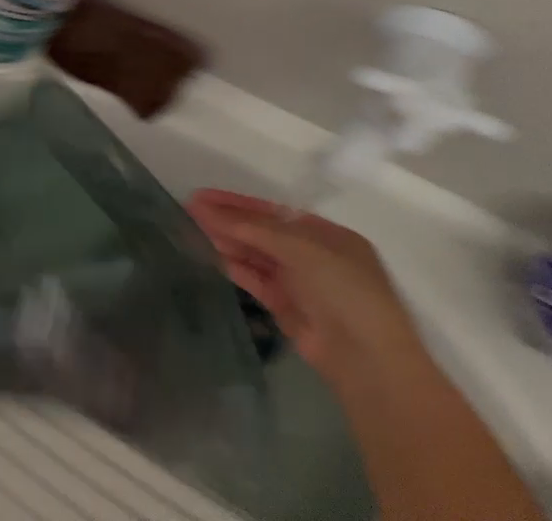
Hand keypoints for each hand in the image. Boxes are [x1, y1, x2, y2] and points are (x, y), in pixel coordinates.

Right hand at [188, 189, 424, 380]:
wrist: (364, 354)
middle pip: (262, 232)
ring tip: (189, 230)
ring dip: (225, 241)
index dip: (237, 203)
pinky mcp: (284, 303)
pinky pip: (253, 278)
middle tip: (187, 212)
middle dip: (226, 221)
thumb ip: (253, 228)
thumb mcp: (302, 249)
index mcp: (329, 237)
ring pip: (254, 254)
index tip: (200, 196)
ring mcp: (299, 281)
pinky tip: (209, 256)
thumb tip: (206, 210)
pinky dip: (232, 266)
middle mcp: (314, 256)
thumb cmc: (343, 290)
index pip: (275, 212)